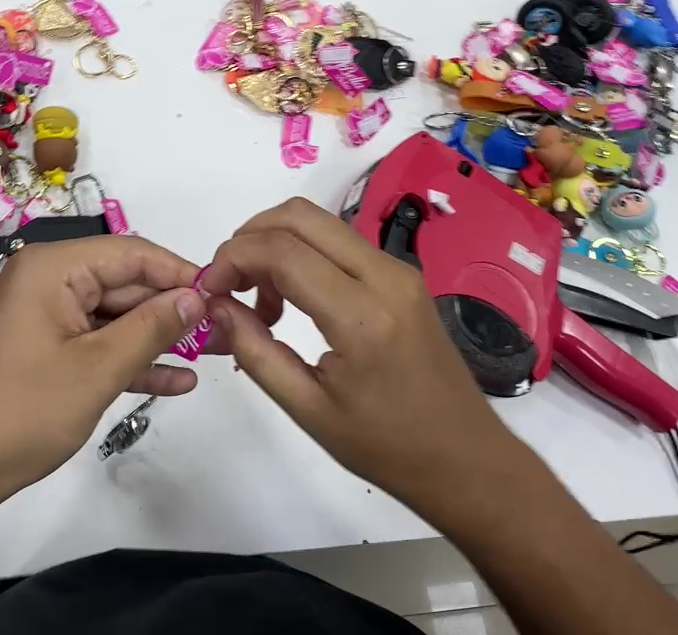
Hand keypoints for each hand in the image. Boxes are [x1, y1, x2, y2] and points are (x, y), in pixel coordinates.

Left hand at [0, 235, 205, 503]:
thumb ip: (152, 327)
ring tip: (217, 352)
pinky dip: (133, 358)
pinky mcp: (50, 345)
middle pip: (125, 283)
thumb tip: (197, 297)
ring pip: (117, 314)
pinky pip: (100, 341)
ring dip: (160, 336)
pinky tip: (179, 380)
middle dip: (174, 308)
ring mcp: (49, 314)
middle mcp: (49, 280)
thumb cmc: (27, 411)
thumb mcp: (99, 368)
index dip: (178, 271)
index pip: (129, 253)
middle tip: (226, 328)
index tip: (223, 293)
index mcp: (52, 267)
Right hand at [200, 198, 514, 511]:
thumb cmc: (388, 447)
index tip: (209, 290)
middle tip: (228, 284)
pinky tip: (292, 299)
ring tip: (259, 299)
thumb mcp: (308, 410)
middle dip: (249, 238)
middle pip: (299, 216)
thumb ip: (254, 351)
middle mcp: (385, 277)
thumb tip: (215, 306)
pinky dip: (301, 252)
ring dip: (275, 244)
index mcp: (362, 317)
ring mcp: (398, 270)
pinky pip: (338, 241)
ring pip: (318, 221)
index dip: (232, 259)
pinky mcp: (402, 275)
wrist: (468, 461)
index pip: (281, 251)